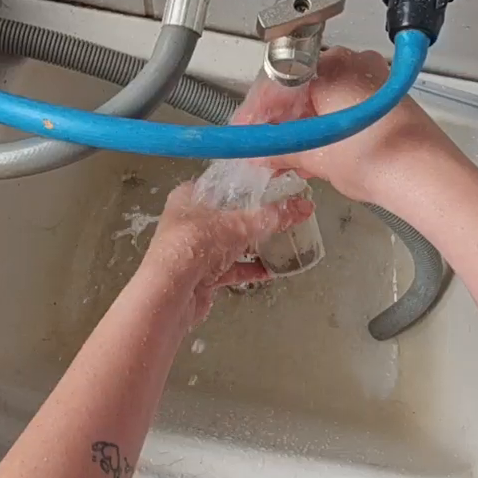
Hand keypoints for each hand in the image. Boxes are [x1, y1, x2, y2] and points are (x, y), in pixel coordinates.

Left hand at [138, 180, 312, 329]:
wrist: (171, 293)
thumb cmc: (197, 244)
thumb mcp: (238, 225)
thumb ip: (272, 217)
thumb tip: (305, 207)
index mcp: (189, 196)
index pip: (221, 184)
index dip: (246, 185)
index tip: (273, 186)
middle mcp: (189, 220)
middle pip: (228, 215)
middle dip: (254, 217)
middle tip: (282, 213)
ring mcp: (194, 249)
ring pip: (230, 243)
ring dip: (255, 244)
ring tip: (283, 240)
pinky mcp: (202, 275)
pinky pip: (231, 268)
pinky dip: (250, 269)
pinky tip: (273, 269)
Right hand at [261, 47, 467, 208]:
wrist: (428, 179)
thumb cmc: (380, 160)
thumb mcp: (317, 157)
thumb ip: (280, 149)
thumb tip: (259, 152)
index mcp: (330, 66)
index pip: (279, 82)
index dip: (257, 110)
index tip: (245, 130)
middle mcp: (352, 62)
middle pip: (300, 84)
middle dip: (278, 115)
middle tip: (260, 142)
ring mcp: (372, 77)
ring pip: (321, 93)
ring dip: (300, 120)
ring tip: (284, 150)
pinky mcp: (385, 96)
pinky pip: (342, 100)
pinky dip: (324, 120)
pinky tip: (313, 146)